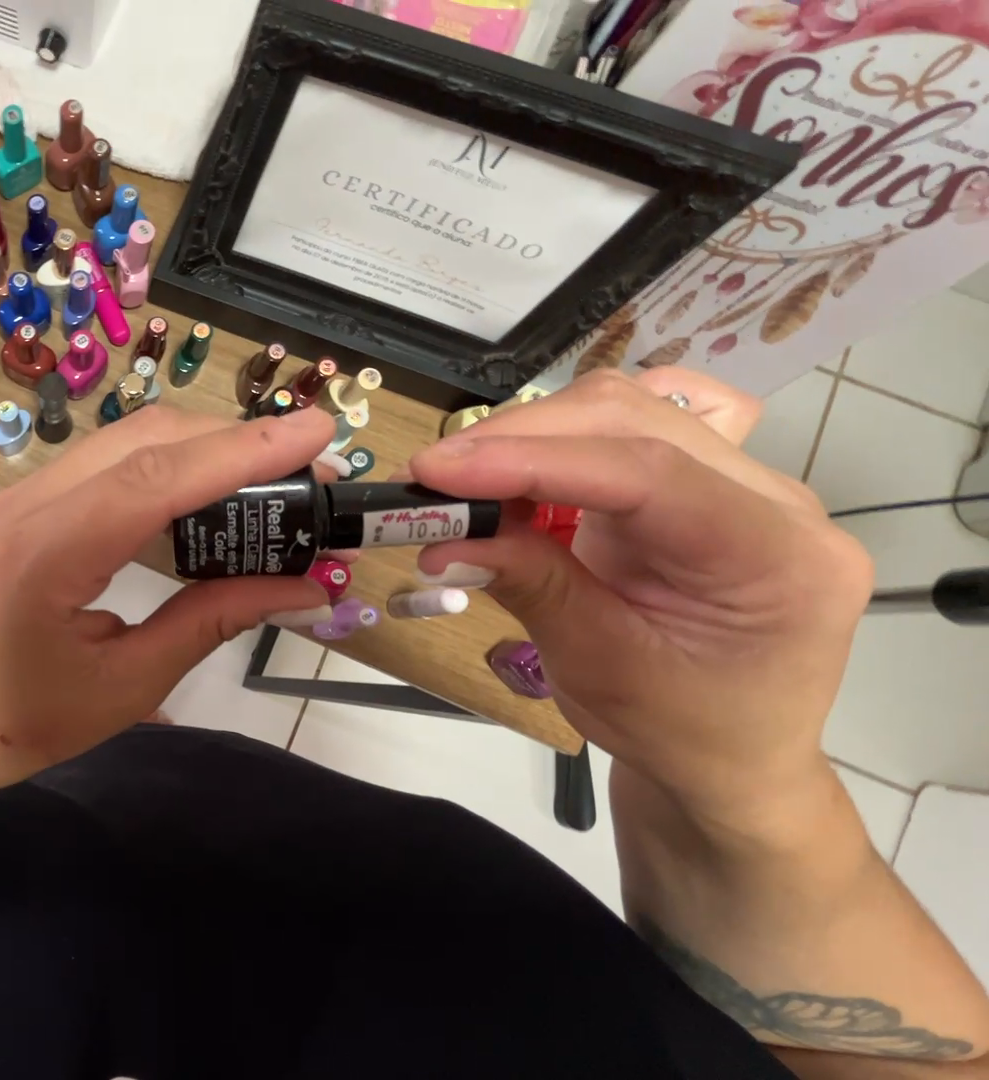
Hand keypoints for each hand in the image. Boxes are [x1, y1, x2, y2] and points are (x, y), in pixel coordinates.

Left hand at [0, 407, 334, 825]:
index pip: (155, 478)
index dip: (242, 451)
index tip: (319, 434)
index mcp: (43, 555)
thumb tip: (300, 584)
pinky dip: (163, 469)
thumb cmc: (20, 723)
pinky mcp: (20, 508)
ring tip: (272, 478)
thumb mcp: (126, 684)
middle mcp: (23, 507)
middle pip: (142, 441)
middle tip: (309, 469)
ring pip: (122, 445)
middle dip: (232, 443)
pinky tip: (206, 493)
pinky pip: (102, 468)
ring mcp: (15, 500)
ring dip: (200, 450)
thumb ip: (211, 620)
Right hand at [408, 370, 873, 832]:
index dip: (530, 460)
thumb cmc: (675, 725)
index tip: (433, 471)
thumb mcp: (596, 665)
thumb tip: (443, 537)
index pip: (646, 473)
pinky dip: (546, 448)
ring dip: (523, 438)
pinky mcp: (690, 483)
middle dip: (514, 439)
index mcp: (774, 558)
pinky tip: (508, 480)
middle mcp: (769, 500)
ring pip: (618, 411)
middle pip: (630, 420)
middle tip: (423, 479)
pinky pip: (616, 433)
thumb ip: (530, 586)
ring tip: (456, 484)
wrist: (728, 751)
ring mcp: (735, 483)